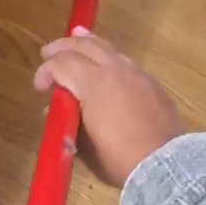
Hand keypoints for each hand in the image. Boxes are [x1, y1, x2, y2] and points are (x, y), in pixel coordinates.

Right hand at [34, 29, 186, 186]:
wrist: (166, 166)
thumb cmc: (120, 160)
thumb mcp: (86, 148)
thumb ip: (70, 124)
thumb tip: (61, 111)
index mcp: (93, 84)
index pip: (61, 65)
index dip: (45, 72)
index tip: (39, 88)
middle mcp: (114, 70)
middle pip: (83, 46)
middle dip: (62, 47)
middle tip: (48, 52)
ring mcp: (137, 73)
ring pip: (108, 48)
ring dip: (88, 43)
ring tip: (77, 38)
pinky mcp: (152, 83)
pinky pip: (125, 61)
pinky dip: (109, 56)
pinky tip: (107, 63)